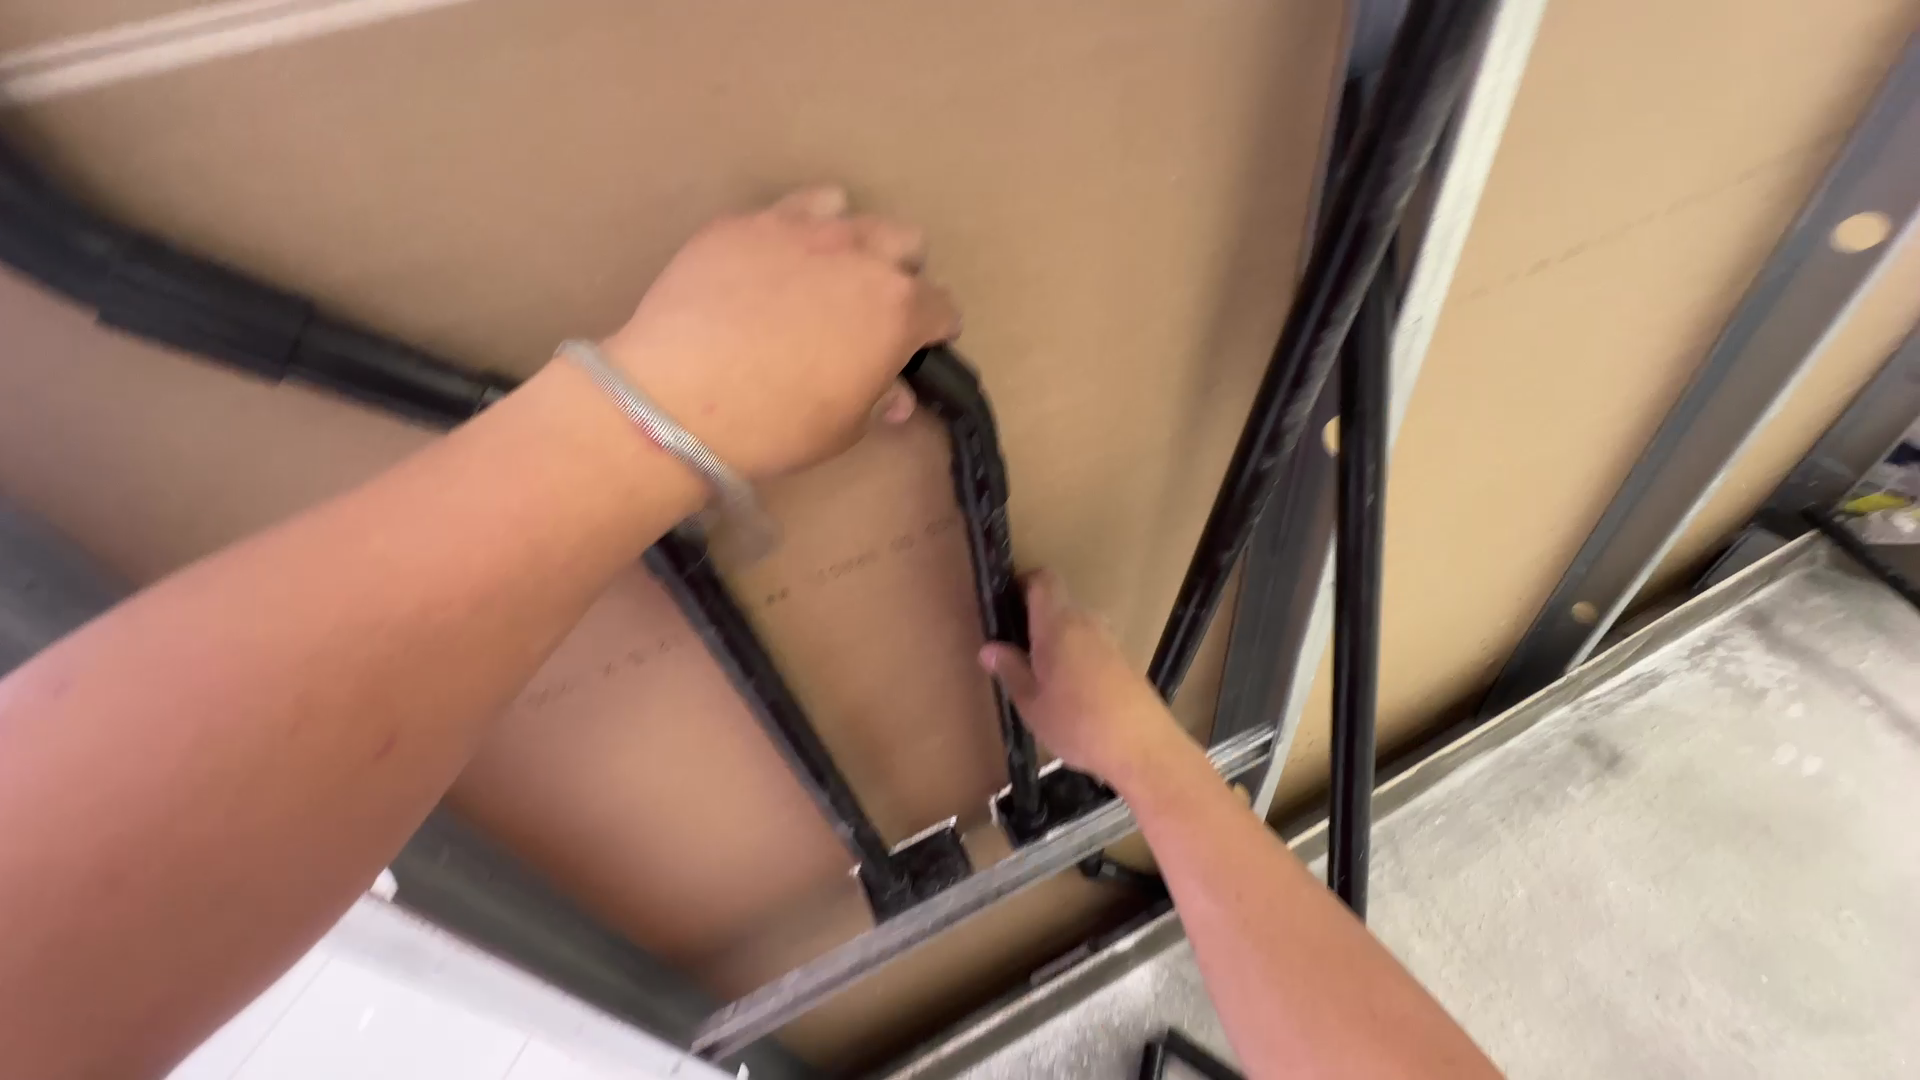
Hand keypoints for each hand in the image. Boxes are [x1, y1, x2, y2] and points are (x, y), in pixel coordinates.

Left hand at [598, 186, 958, 478]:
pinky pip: (787, 211)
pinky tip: (767, 268)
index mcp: (897, 309)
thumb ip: (879, 398)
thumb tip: (895, 393)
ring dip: (850, 241)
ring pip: (848, 211)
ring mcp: (800, 230)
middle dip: (902, 273)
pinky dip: (792, 235)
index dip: (937, 330)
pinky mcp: (744, 223)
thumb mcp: (845, 427)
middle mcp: (860, 254)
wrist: (681, 399)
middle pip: (906, 242)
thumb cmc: (780, 425)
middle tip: (871, 312)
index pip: (943, 307)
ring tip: (822, 276)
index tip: (922, 347)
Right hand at [978, 570, 1186, 787]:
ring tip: (1041, 678)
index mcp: (1058, 624)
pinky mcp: (1125, 659)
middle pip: (1058, 605)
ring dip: (1057, 643)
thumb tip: (988, 648)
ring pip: (1075, 627)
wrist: (1143, 747)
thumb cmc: (1078, 723)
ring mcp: (1110, 639)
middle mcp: (1086, 622)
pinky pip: (1092, 645)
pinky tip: (1071, 693)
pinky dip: (1076, 657)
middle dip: (1035, 623)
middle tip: (1015, 654)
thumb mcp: (1031, 703)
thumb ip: (1009, 670)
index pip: (1043, 580)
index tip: (1006, 606)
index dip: (1022, 584)